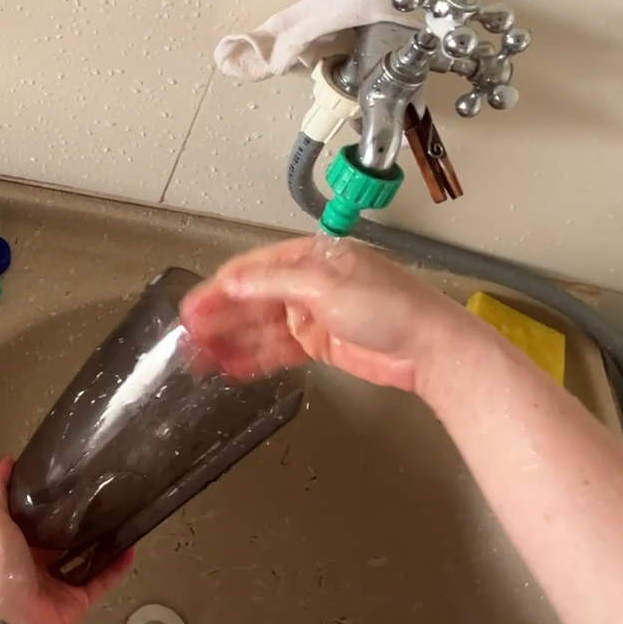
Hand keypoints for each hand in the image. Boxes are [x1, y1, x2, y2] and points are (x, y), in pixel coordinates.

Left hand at [0, 458, 134, 623]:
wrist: (15, 622)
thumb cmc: (1, 568)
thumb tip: (7, 460)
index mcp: (17, 544)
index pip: (34, 515)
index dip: (47, 496)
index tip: (66, 472)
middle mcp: (39, 561)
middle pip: (62, 535)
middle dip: (78, 517)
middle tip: (99, 489)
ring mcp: (62, 581)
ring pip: (86, 555)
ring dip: (102, 538)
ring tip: (119, 513)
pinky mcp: (81, 598)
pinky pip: (103, 578)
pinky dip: (118, 564)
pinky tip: (132, 546)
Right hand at [180, 235, 484, 395]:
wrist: (433, 350)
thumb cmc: (394, 307)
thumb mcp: (326, 286)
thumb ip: (274, 283)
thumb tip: (233, 281)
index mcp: (309, 258)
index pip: (251, 270)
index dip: (219, 289)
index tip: (194, 307)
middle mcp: (306, 283)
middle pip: (251, 299)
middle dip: (219, 317)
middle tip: (189, 335)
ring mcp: (311, 314)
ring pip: (260, 327)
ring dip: (231, 340)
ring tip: (202, 357)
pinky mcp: (318, 343)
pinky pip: (276, 349)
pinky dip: (254, 357)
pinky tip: (232, 365)